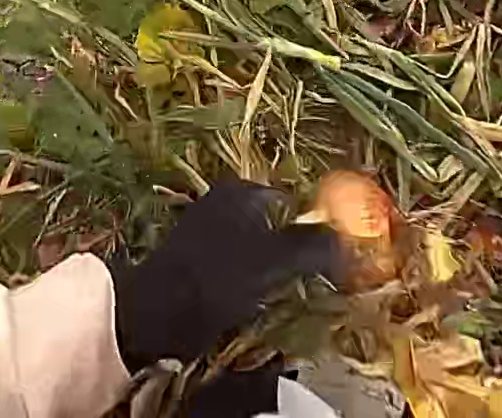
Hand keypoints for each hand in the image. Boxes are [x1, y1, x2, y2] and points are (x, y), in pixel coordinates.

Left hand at [112, 179, 339, 369]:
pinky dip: (248, 275)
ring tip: (281, 293)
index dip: (312, 230)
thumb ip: (312, 247)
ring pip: (254, 241)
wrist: (155, 311)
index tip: (326, 262)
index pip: (292, 202)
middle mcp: (224, 199)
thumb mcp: (273, 262)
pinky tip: (252, 298)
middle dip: (291, 248)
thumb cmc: (217, 277)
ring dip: (270, 265)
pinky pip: (235, 258)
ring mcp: (206, 225)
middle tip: (307, 281)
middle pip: (273, 221)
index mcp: (243, 190)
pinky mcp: (194, 253)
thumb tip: (346, 241)